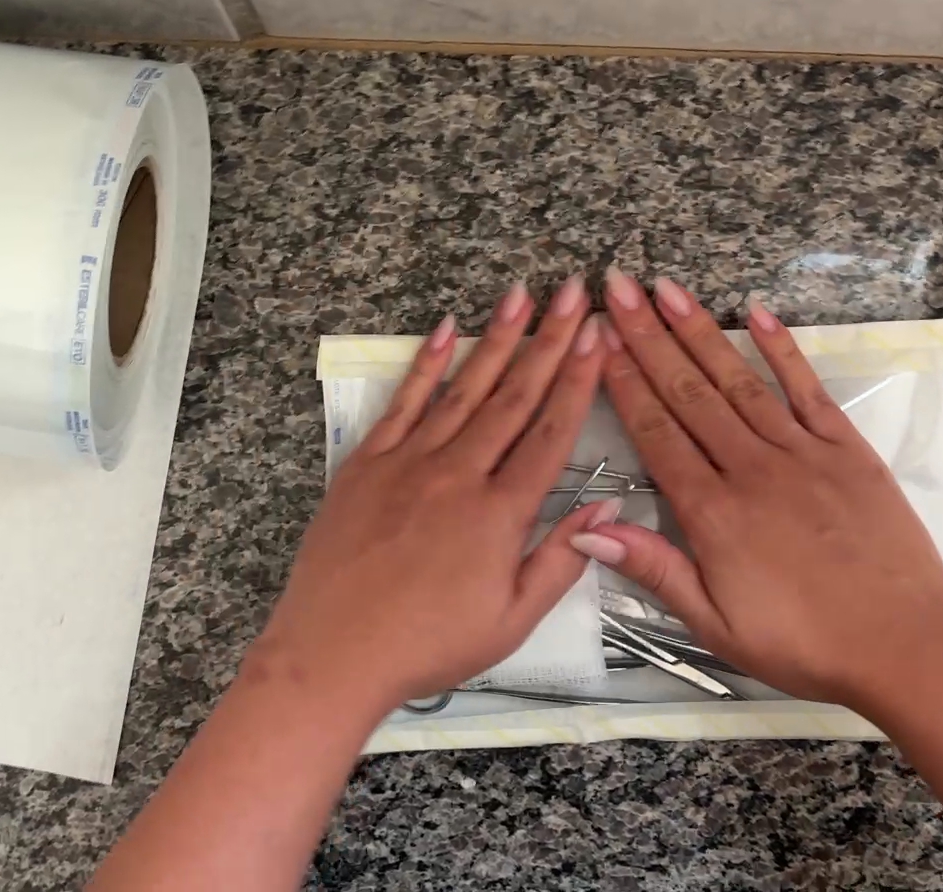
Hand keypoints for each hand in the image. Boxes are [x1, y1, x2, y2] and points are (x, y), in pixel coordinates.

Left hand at [246, 278, 613, 712]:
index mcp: (499, 513)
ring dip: (496, 339)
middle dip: (548, 340)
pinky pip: (403, 402)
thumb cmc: (427, 644)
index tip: (597, 337)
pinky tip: (446, 329)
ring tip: (521, 295)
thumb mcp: (510, 622)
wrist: (333, 649)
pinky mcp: (367, 460)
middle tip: (572, 293)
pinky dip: (426, 364)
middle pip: (513, 397)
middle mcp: (458, 473)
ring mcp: (408, 461)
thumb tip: (608, 509)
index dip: (578, 381)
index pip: (551, 433)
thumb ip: (560, 560)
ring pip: (463, 389)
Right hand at [570, 268, 942, 709]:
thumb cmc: (803, 643)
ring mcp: (802, 452)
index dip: (623, 382)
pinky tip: (756, 313)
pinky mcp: (848, 450)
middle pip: (687, 392)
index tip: (598, 339)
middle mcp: (750, 467)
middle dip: (647, 336)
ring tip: (666, 288)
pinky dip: (781, 349)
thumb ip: (652, 568)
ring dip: (698, 331)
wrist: (912, 651)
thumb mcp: (714, 624)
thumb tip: (587, 528)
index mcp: (712, 510)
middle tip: (617, 288)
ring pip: (737, 381)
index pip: (655, 431)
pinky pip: (808, 390)